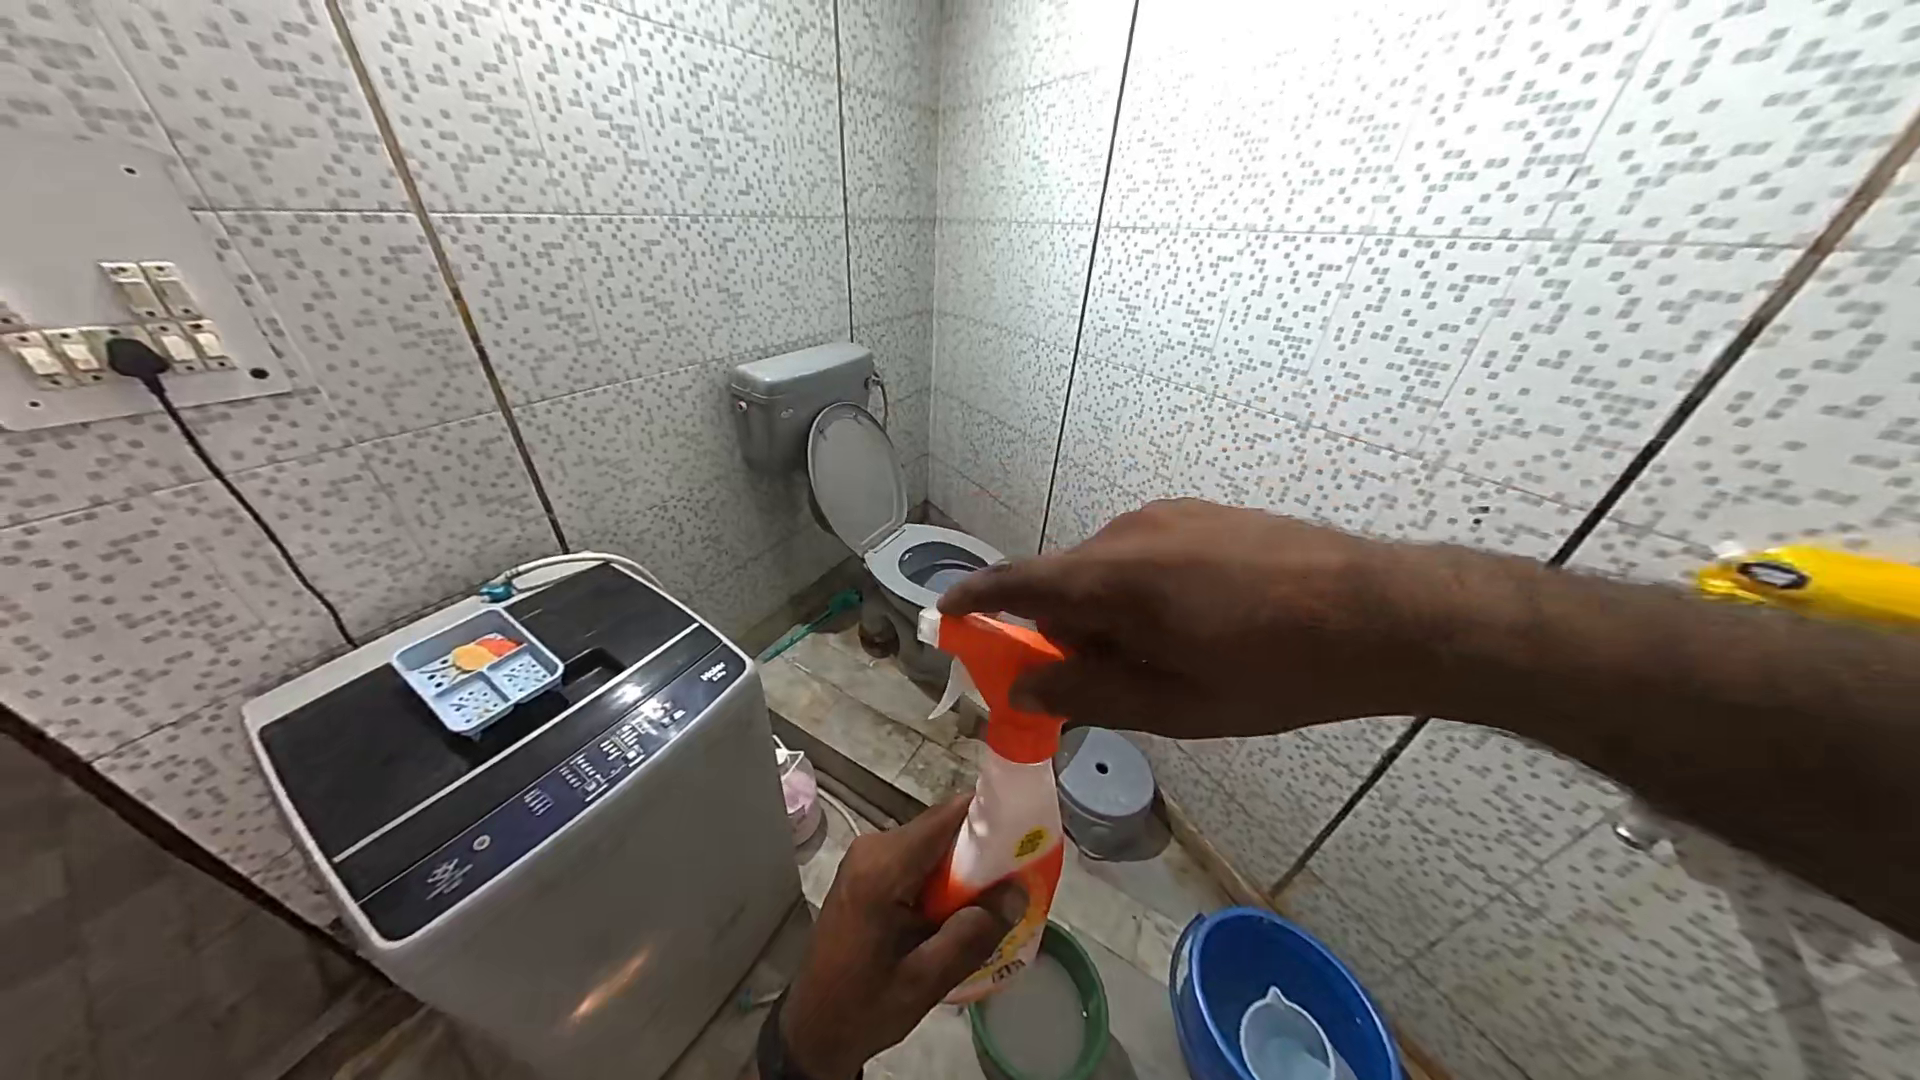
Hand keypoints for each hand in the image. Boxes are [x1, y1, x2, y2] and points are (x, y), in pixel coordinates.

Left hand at [779, 795, 1025, 1079]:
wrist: (811, 1029)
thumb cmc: (862, 1006)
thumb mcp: (922, 982)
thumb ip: (970, 934)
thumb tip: (1018, 891)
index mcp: (882, 867)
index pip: (945, 818)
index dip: (987, 815)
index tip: (1025, 828)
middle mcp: (873, 847)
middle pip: (940, 828)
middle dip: (980, 849)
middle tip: (1017, 876)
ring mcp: (866, 856)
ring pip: (931, 842)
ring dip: (962, 866)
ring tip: (994, 897)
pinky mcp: (867, 869)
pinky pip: (916, 857)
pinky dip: (941, 875)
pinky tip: (958, 908)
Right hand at [939, 498, 1452, 737]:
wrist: (1386, 612)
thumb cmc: (1277, 672)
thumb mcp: (1177, 704)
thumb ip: (1090, 692)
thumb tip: (1024, 687)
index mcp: (1115, 578)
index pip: (1019, 582)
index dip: (975, 598)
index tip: (945, 613)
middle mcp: (1128, 531)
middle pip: (1061, 581)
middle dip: (1056, 628)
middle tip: (1085, 679)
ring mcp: (1165, 515)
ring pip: (1100, 568)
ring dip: (1100, 611)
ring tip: (1155, 657)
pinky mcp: (1196, 512)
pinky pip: (1136, 552)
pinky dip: (1133, 589)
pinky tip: (1186, 620)